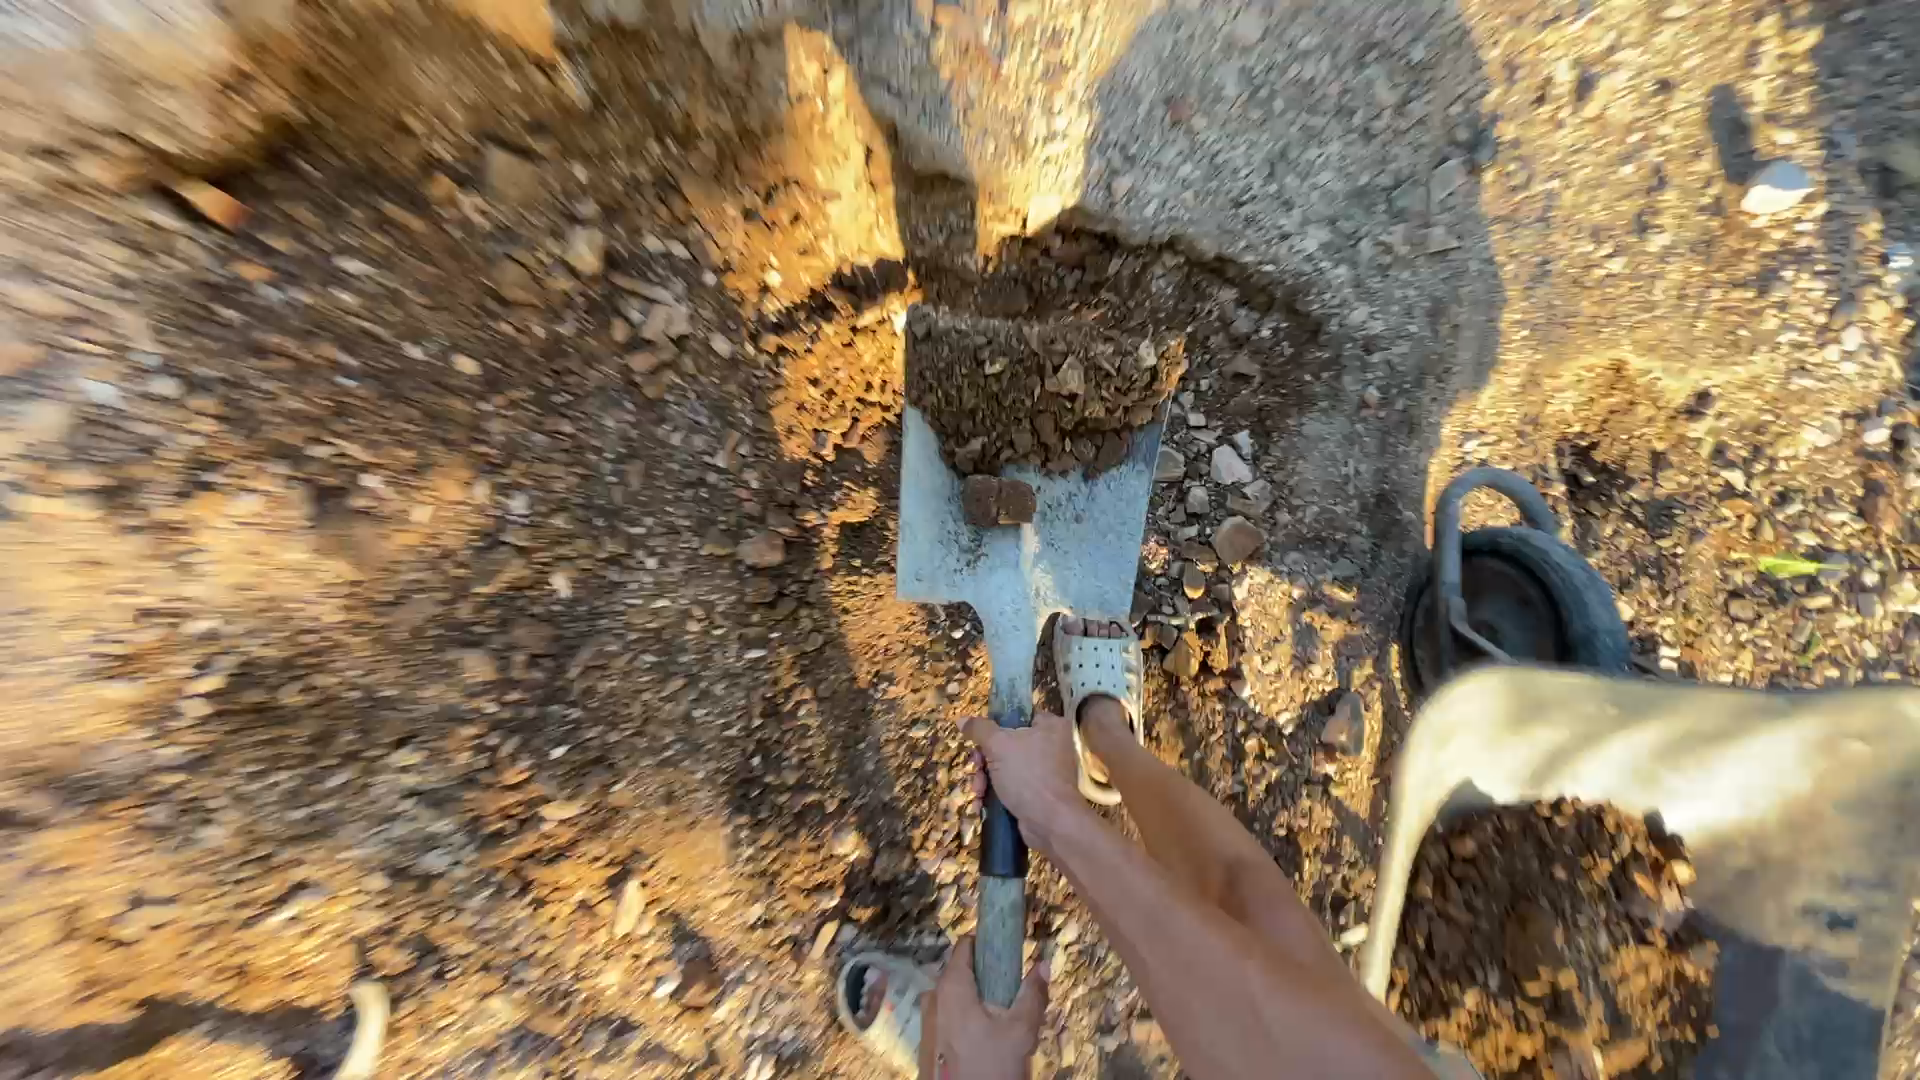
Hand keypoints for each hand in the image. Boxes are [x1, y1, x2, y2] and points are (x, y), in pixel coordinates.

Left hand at [919, 936, 1048, 1079]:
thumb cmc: (989, 1069)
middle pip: (963, 971)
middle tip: (1013, 995)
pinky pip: (951, 1018)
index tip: (1010, 953)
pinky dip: (968, 1020)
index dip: (989, 944)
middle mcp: (933, 996)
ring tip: (1004, 1022)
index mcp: (950, 985)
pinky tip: (987, 1041)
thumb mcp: (1020, 1033)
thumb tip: (1043, 963)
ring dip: (980, 1002)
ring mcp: (928, 1020)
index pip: (966, 944)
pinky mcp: (928, 1043)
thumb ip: (1032, 995)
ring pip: (958, 997)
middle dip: (989, 978)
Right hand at [959, 712, 1085, 855]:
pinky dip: (996, 791)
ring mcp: (1047, 771)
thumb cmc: (1028, 775)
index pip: (1018, 715)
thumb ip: (979, 729)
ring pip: (1006, 765)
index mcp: (1050, 725)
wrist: (1051, 823)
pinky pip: (1013, 784)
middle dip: (985, 759)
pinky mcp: (1039, 792)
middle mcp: (1052, 745)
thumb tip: (961, 720)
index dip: (995, 726)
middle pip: (1007, 742)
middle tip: (976, 767)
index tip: (980, 739)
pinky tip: (983, 801)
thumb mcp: (998, 745)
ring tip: (978, 790)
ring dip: (986, 777)